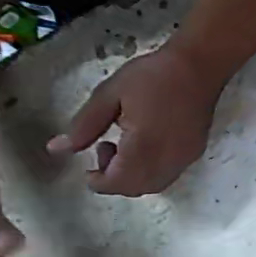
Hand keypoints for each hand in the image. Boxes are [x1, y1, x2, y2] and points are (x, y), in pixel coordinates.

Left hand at [48, 41, 225, 195]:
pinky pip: (169, 175)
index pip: (118, 182)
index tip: (87, 168)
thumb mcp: (109, 94)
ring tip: (125, 148)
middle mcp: (167, 160)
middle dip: (115, 180)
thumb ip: (84, 126)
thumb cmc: (152, 76)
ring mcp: (184, 159)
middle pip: (137, 189)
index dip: (99, 182)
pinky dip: (151, 172)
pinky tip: (146, 147)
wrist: (198, 68)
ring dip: (134, 178)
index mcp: (143, 146)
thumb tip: (57, 150)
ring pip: (154, 186)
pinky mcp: (194, 154)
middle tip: (105, 150)